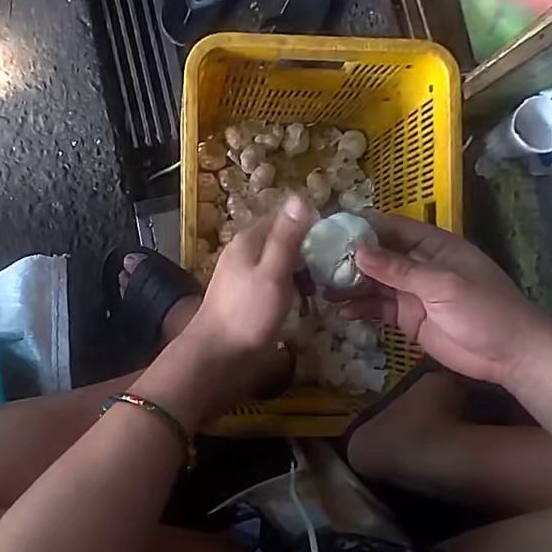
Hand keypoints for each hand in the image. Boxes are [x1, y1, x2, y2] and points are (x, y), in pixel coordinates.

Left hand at [177, 192, 315, 358]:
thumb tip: (300, 198)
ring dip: (299, 275)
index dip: (309, 229)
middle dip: (307, 255)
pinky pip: (273, 283)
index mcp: (248, 240)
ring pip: (278, 264)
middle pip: (282, 241)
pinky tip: (298, 307)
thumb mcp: (273, 273)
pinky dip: (288, 290)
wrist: (218, 354)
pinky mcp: (244, 295)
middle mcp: (242, 252)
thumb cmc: (248, 313)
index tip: (334, 246)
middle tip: (328, 276)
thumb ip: (287, 238)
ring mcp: (241, 274)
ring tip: (316, 294)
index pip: (283, 219)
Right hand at [335, 213, 551, 384]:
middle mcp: (419, 264)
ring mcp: (412, 292)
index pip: (391, 228)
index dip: (362, 227)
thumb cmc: (486, 310)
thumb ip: (400, 270)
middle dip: (348, 258)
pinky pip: (379, 308)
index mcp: (432, 246)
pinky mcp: (408, 317)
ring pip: (374, 283)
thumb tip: (358, 251)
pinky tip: (343, 312)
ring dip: (350, 285)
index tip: (330, 229)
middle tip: (315, 263)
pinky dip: (361, 309)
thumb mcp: (443, 285)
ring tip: (322, 289)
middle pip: (377, 256)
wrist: (511, 355)